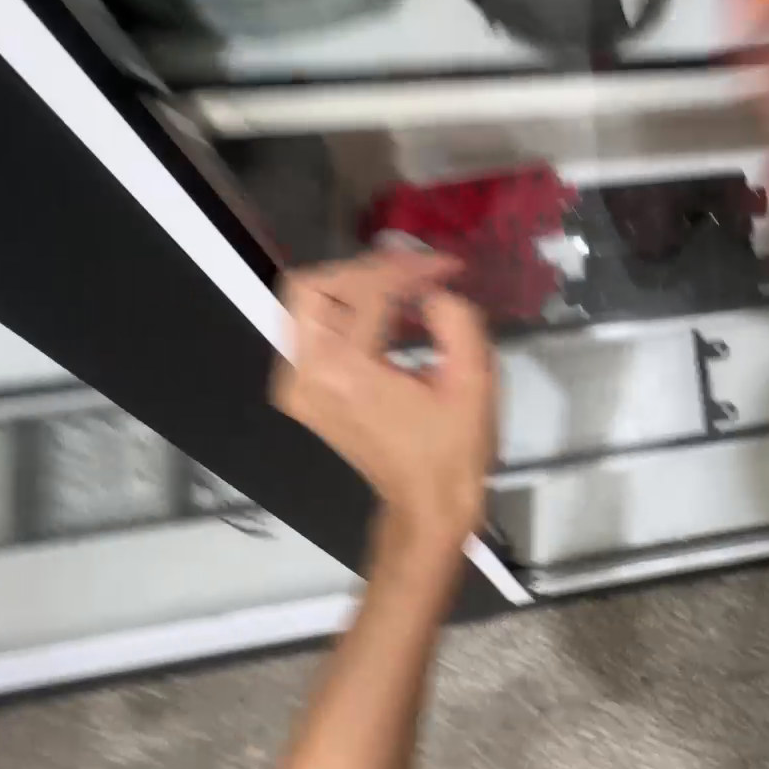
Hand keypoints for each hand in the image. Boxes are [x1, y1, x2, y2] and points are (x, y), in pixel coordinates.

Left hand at [271, 251, 496, 548]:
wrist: (426, 501)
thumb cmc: (455, 447)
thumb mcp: (473, 380)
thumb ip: (456, 321)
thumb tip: (433, 292)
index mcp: (346, 373)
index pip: (368, 292)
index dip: (412, 268)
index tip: (449, 266)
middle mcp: (305, 375)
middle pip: (313, 288)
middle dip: (368, 269)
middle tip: (416, 271)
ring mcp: (295, 385)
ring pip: (306, 304)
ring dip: (356, 286)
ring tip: (408, 289)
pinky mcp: (302, 391)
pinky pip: (312, 329)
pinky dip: (349, 310)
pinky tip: (393, 316)